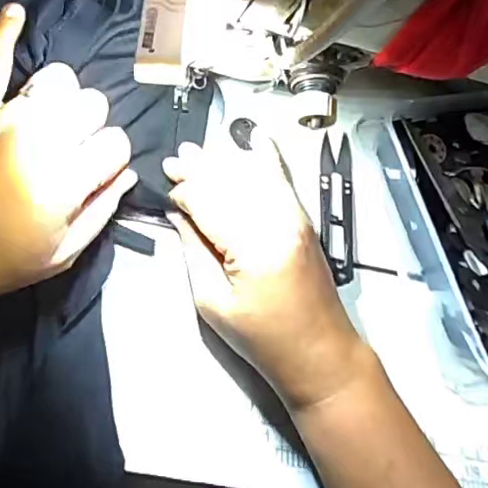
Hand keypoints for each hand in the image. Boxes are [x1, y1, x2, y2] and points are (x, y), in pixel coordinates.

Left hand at [0, 4, 135, 321]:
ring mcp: (4, 119)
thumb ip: (103, 211)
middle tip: (71, 153)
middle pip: (93, 106)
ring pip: (59, 82)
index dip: (112, 159)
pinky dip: (3, 34)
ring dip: (63, 100)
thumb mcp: (61, 255)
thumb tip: (126, 172)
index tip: (96, 173)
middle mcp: (40, 141)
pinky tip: (16, 10)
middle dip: (91, 129)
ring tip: (50, 121)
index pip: (116, 143)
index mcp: (65, 181)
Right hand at [165, 141, 374, 410]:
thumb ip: (194, 252)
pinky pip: (281, 177)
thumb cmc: (263, 338)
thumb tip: (179, 214)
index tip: (167, 189)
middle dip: (201, 168)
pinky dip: (265, 157)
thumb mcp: (213, 303)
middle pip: (232, 181)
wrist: (319, 349)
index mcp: (253, 246)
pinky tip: (254, 138)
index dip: (185, 191)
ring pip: (254, 173)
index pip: (210, 202)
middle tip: (175, 160)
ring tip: (198, 151)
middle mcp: (278, 220)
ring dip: (225, 160)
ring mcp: (295, 214)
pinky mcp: (303, 216)